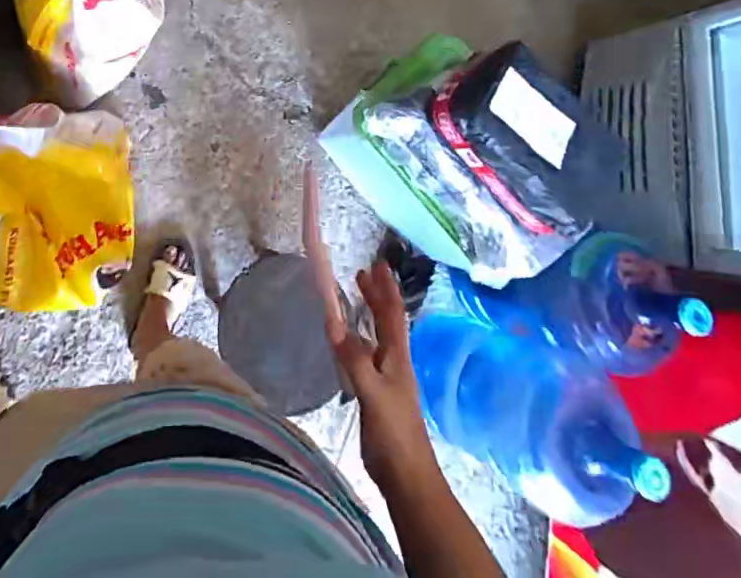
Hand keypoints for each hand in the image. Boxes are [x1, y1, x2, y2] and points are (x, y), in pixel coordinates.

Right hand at [331, 262, 431, 482]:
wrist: (407, 476)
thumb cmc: (394, 432)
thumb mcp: (373, 393)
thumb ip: (353, 358)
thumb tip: (332, 321)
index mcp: (397, 358)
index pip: (392, 315)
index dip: (386, 289)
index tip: (378, 264)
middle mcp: (393, 362)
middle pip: (386, 321)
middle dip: (376, 296)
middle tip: (362, 272)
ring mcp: (385, 377)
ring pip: (376, 336)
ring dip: (367, 314)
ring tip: (354, 297)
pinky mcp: (375, 392)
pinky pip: (365, 354)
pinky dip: (355, 338)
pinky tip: (346, 341)